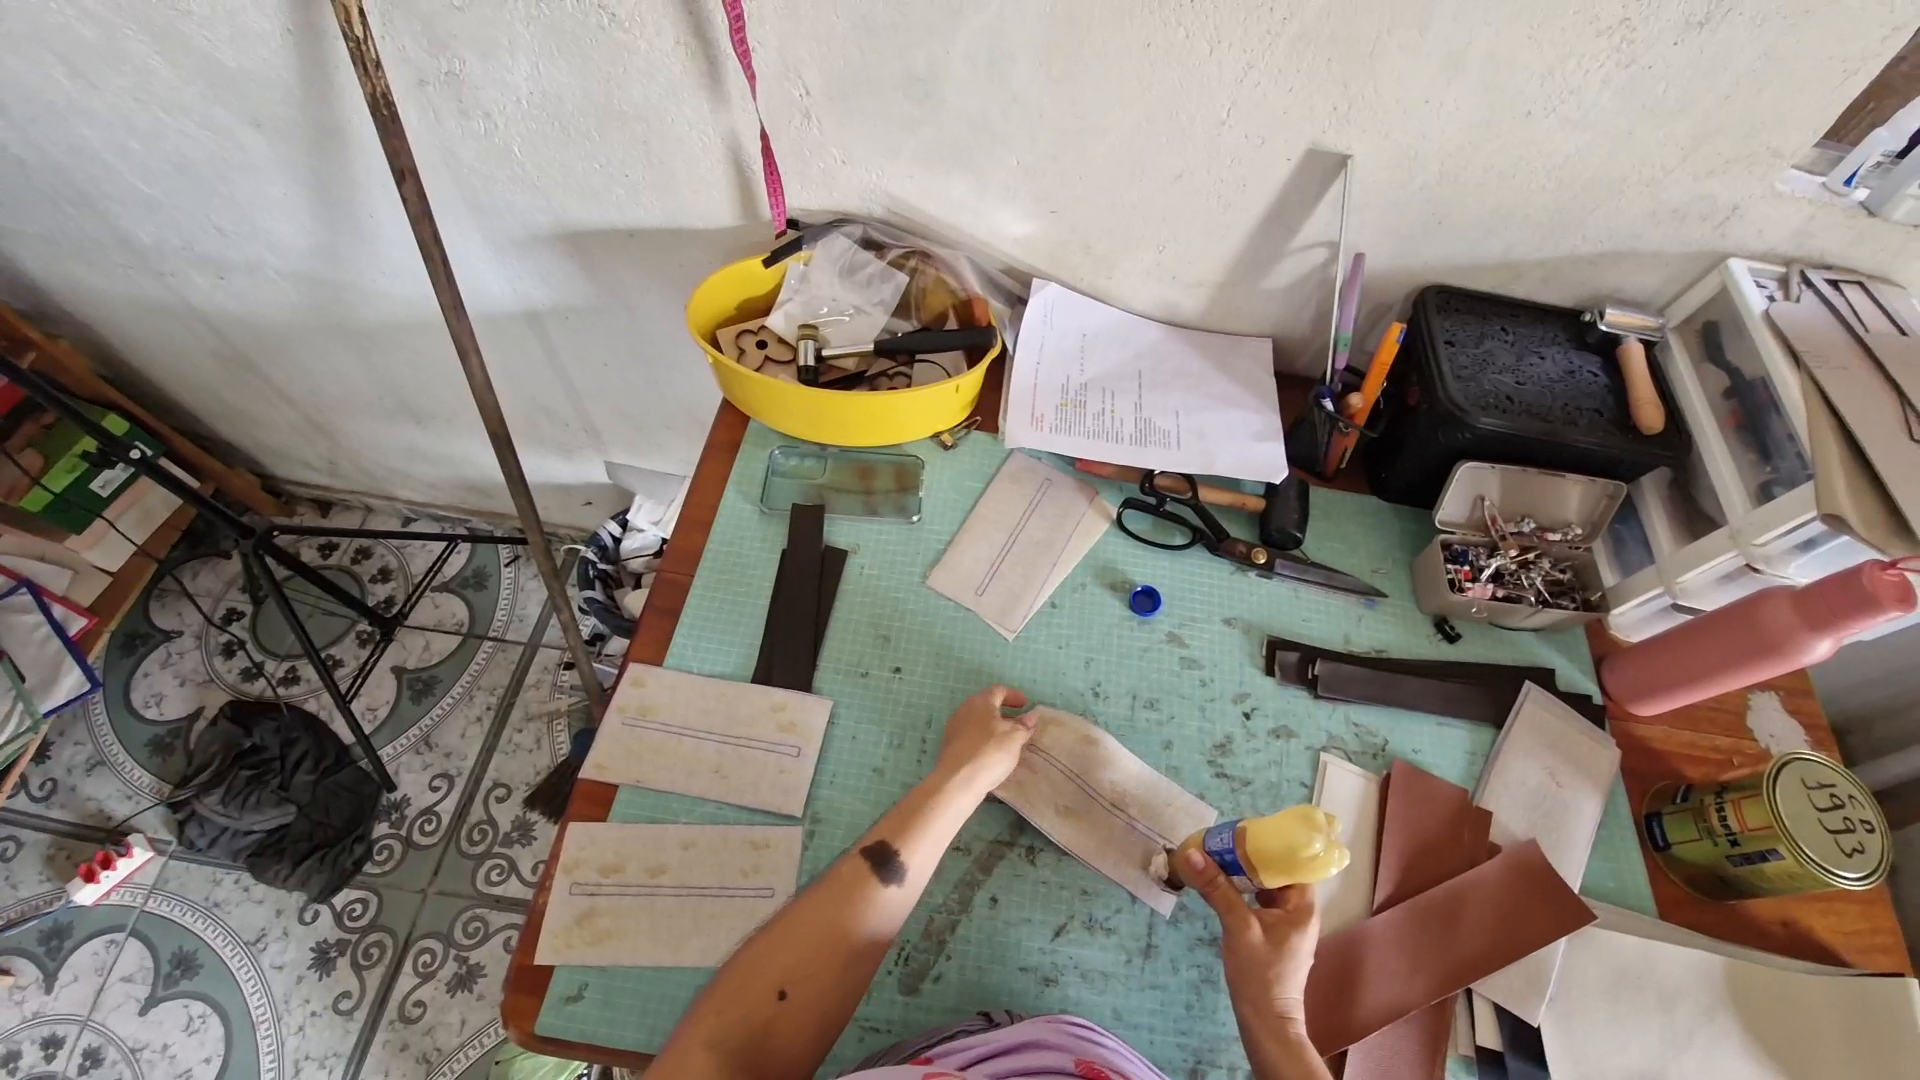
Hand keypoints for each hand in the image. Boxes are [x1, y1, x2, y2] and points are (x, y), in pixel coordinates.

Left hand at [933, 685, 1035, 793]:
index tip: (1027, 705)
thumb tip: (1031, 716)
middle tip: (1020, 722)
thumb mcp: (1014, 737)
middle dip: (1005, 712)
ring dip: (995, 727)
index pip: (999, 690)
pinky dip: (985, 739)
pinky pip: (972, 736)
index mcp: (980, 702)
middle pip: (987, 705)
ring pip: (979, 722)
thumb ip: (1024, 725)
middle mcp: (964, 710)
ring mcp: (955, 728)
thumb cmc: (989, 752)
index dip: (1015, 695)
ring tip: (1009, 740)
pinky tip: (994, 753)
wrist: (958, 781)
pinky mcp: (951, 746)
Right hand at [1183, 847, 1320, 1032]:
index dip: (1272, 844)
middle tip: (1224, 841)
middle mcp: (1300, 911)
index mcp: (1302, 906)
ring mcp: (1287, 924)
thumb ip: (1217, 888)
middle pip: (1278, 872)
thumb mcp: (1237, 926)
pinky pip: (1260, 902)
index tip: (1245, 832)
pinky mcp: (1273, 935)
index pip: (1295, 862)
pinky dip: (1243, 890)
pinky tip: (1223, 885)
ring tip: (1219, 857)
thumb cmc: (1260, 973)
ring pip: (1267, 887)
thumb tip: (1192, 852)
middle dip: (1251, 857)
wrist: (1266, 1022)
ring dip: (1245, 873)